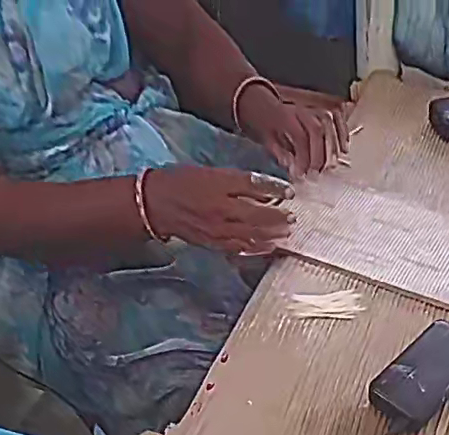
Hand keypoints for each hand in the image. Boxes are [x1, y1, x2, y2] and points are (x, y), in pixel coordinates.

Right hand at [141, 165, 293, 255]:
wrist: (155, 204)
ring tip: (286, 234)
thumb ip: (237, 181)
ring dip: (272, 236)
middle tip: (292, 219)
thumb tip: (264, 189)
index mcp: (219, 186)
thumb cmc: (181, 182)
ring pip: (251, 234)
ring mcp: (218, 230)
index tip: (290, 193)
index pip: (253, 187)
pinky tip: (269, 247)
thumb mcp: (210, 173)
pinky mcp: (214, 243)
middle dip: (277, 218)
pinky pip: (240, 247)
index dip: (274, 190)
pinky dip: (257, 248)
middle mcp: (221, 210)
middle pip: (256, 215)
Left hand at [237, 83, 348, 174]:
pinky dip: (343, 133)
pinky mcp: (321, 108)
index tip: (302, 175)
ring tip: (330, 166)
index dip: (303, 158)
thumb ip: (280, 154)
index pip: (300, 137)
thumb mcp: (267, 140)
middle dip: (319, 156)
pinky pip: (337, 117)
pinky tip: (344, 149)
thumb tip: (292, 168)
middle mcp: (301, 109)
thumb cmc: (267, 125)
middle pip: (317, 130)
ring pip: (329, 123)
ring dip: (333, 147)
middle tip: (316, 174)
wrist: (264, 103)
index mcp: (285, 116)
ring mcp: (313, 107)